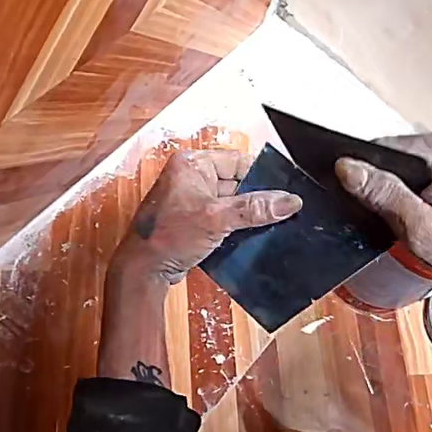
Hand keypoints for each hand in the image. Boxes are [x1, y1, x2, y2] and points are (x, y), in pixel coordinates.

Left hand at [111, 148, 302, 286]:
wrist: (144, 270)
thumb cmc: (164, 237)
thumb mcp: (216, 219)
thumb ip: (253, 209)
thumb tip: (287, 201)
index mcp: (192, 164)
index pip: (238, 161)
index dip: (261, 176)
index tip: (283, 191)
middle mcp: (190, 177)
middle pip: (237, 182)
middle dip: (254, 199)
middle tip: (275, 212)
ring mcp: (191, 199)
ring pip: (231, 202)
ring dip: (245, 215)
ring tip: (263, 225)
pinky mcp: (193, 219)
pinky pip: (222, 217)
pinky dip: (235, 226)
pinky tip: (247, 236)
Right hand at [334, 127, 431, 294]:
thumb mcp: (423, 232)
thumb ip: (384, 196)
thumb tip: (349, 169)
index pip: (381, 149)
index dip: (369, 177)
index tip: (374, 202)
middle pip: (397, 152)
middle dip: (393, 184)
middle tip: (409, 216)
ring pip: (413, 157)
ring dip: (410, 184)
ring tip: (429, 213)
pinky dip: (427, 181)